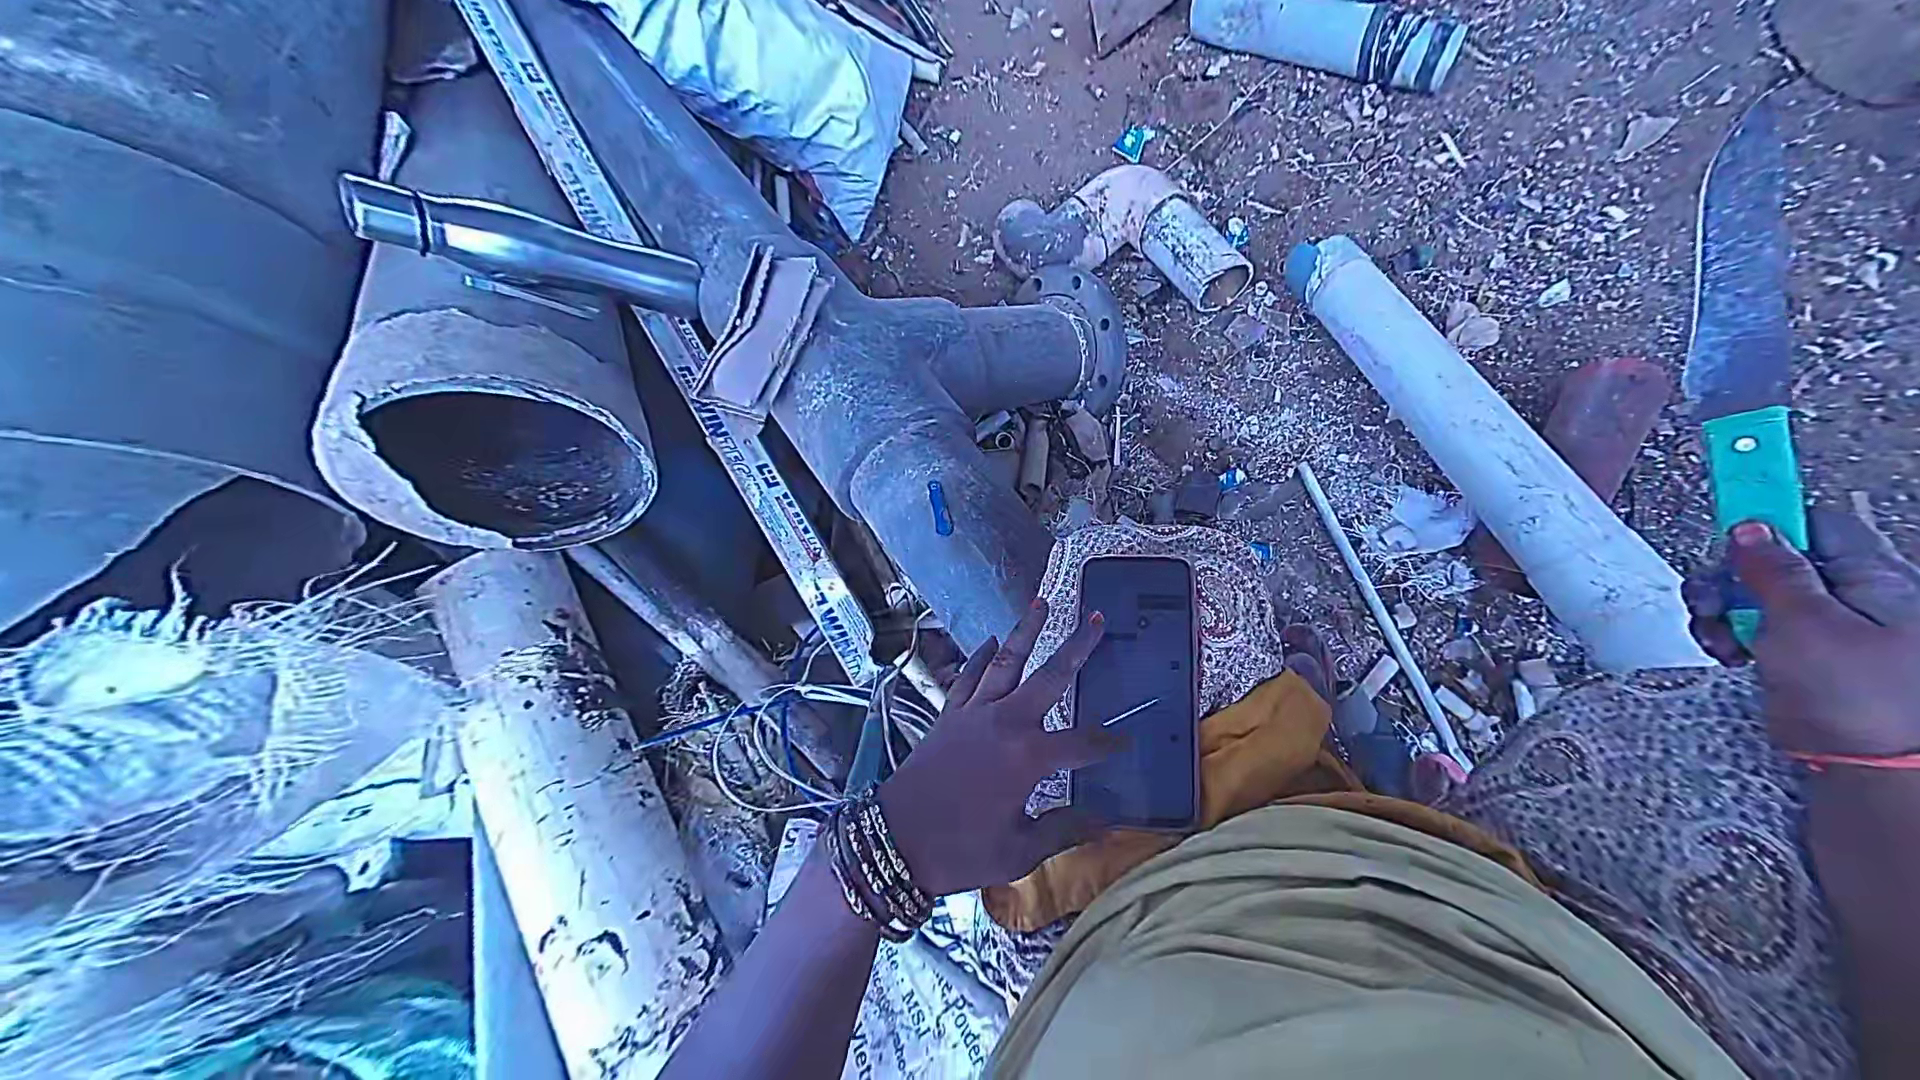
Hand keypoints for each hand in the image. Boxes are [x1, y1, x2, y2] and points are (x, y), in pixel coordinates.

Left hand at [876, 599, 1123, 895]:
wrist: (895, 839)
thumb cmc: (959, 850)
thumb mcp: (1019, 851)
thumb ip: (1064, 830)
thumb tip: (1106, 821)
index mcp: (1028, 757)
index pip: (1083, 744)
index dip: (1108, 743)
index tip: (1126, 742)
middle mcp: (1005, 723)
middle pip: (1050, 676)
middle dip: (1077, 647)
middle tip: (1097, 619)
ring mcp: (974, 712)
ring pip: (1007, 663)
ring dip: (1026, 632)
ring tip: (1042, 602)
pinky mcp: (950, 713)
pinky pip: (969, 676)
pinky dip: (980, 657)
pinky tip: (991, 641)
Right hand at [1685, 507, 1919, 756]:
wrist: (1872, 764)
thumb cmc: (1853, 692)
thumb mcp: (1805, 623)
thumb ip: (1775, 572)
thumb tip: (1752, 527)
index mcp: (1874, 579)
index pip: (1817, 524)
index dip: (1771, 519)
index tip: (1728, 526)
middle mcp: (1853, 594)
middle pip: (1771, 559)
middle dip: (1726, 576)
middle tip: (1708, 602)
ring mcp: (1825, 623)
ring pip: (1751, 592)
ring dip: (1718, 608)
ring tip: (1717, 637)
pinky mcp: (1800, 648)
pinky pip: (1750, 622)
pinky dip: (1727, 632)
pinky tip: (1727, 652)